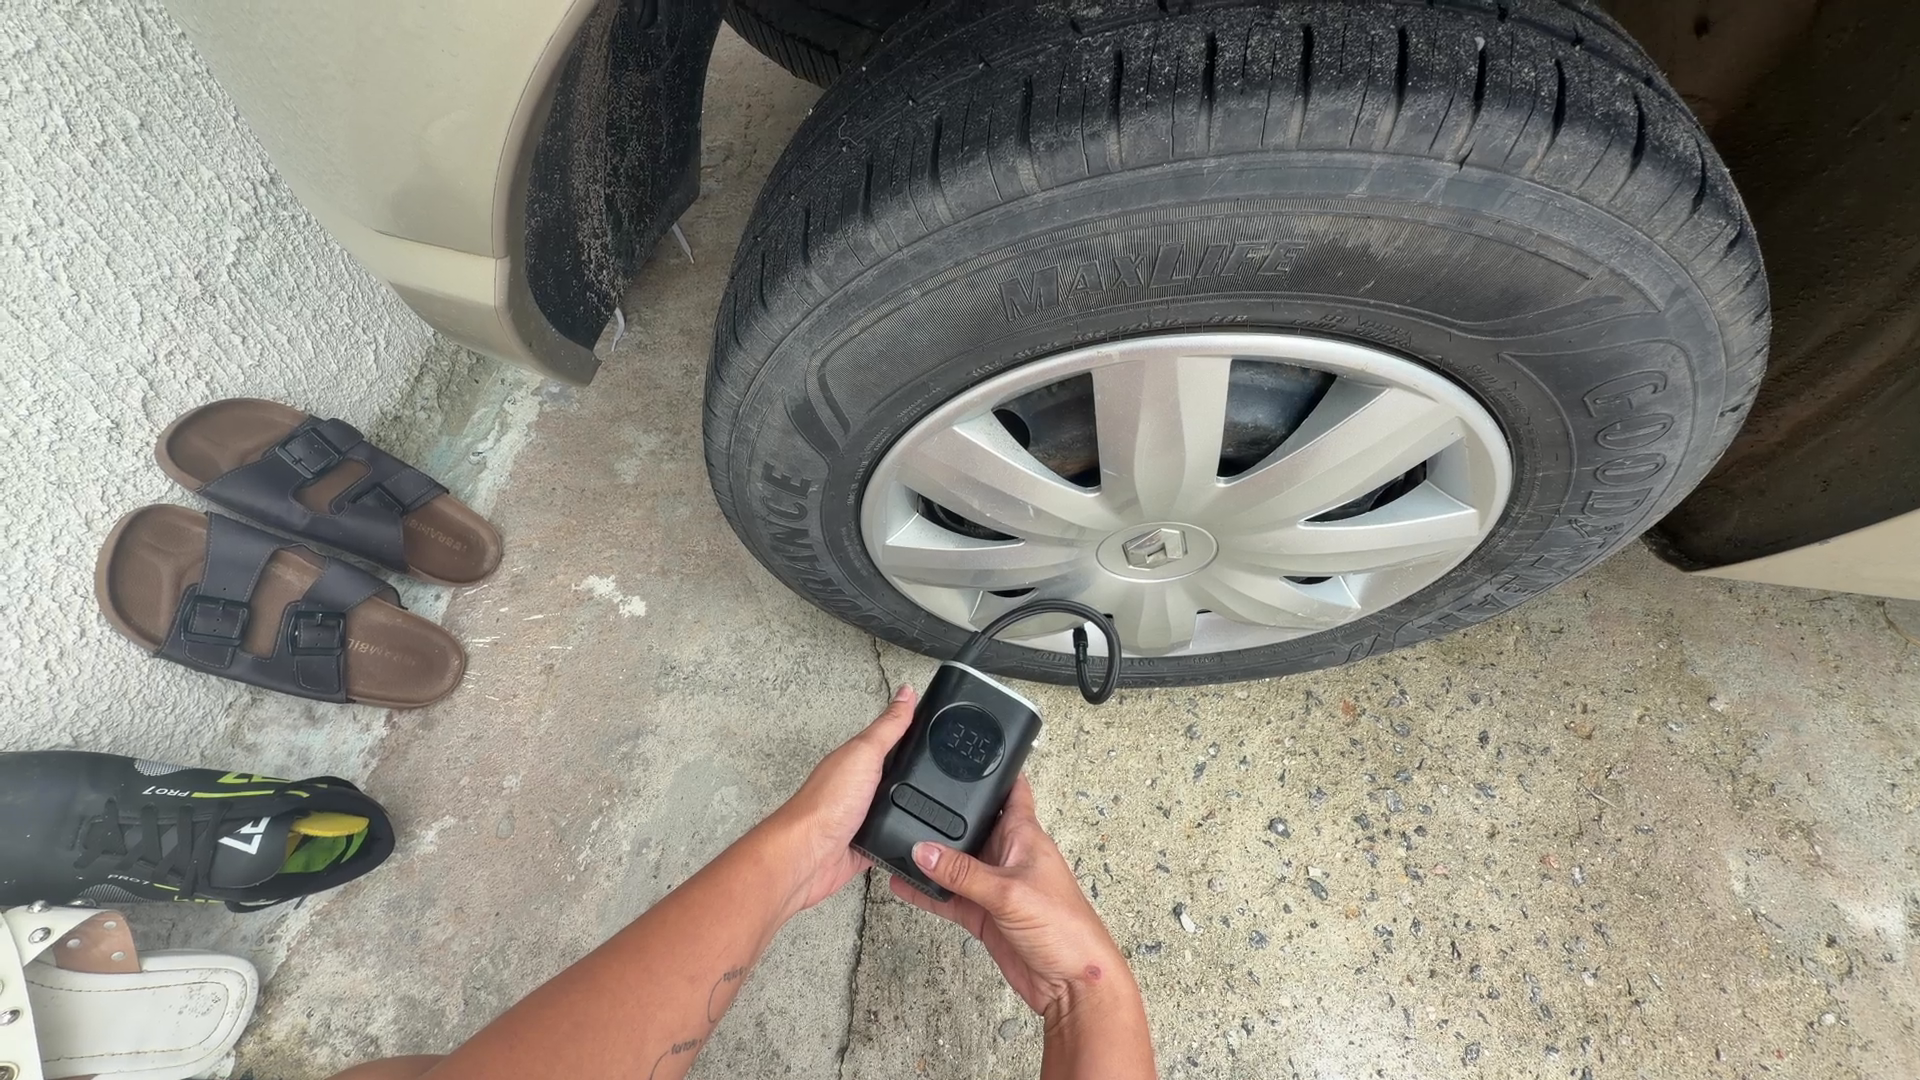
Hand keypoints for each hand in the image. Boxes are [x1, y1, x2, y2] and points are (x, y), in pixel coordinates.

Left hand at [762, 684, 916, 911]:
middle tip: (939, 759)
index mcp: (857, 757)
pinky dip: (903, 834)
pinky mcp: (866, 842)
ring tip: (932, 797)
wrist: (810, 854)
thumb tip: (906, 692)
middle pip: (893, 771)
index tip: (929, 714)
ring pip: (894, 804)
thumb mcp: (864, 754)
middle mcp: (859, 784)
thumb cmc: (826, 802)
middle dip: (914, 769)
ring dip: (909, 804)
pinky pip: (892, 835)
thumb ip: (888, 727)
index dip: (908, 726)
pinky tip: (916, 832)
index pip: (888, 736)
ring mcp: (862, 814)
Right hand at [889, 775, 1135, 1026]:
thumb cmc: (1065, 927)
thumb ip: (963, 872)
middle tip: (915, 799)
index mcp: (1025, 835)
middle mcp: (1009, 854)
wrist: (1072, 985)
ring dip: (933, 857)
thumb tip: (923, 850)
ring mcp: (995, 885)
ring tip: (898, 843)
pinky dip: (929, 893)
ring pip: (957, 863)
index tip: (971, 753)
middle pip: (974, 825)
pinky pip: (951, 897)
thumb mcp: (1009, 891)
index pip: (1012, 790)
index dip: (995, 770)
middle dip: (949, 815)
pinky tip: (905, 885)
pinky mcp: (985, 914)